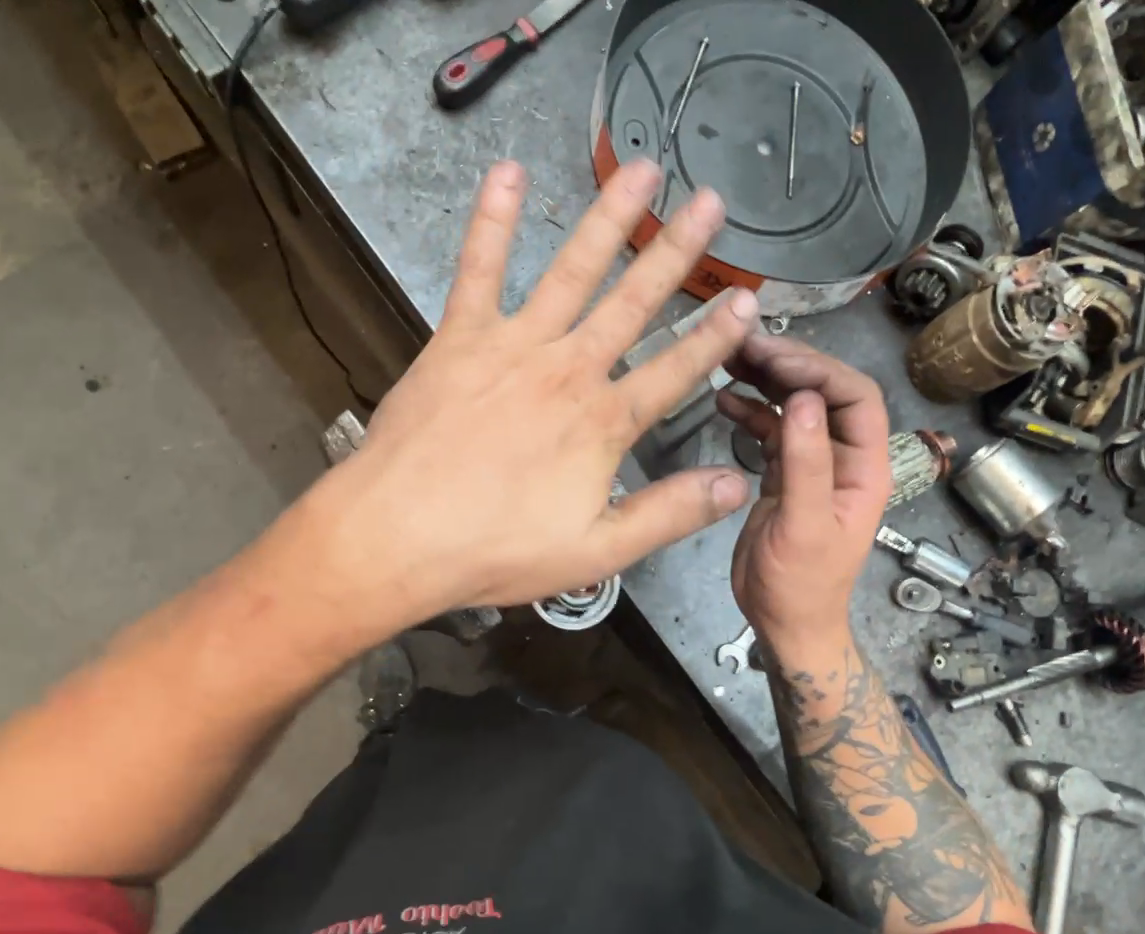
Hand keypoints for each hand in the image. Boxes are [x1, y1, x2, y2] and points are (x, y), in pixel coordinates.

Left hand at [304, 159, 757, 625]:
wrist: (396, 535)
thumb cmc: (495, 550)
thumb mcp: (596, 551)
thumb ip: (668, 514)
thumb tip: (736, 487)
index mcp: (603, 423)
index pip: (675, 370)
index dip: (715, 337)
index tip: (747, 300)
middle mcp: (567, 371)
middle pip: (634, 303)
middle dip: (678, 252)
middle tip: (711, 203)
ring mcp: (513, 347)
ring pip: (572, 272)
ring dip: (611, 219)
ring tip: (643, 172)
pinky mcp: (460, 338)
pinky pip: (478, 269)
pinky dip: (492, 220)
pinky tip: (508, 173)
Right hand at [720, 336, 892, 653]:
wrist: (784, 622)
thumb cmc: (803, 583)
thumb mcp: (805, 525)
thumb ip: (806, 463)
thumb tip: (805, 398)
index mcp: (864, 466)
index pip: (857, 398)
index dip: (821, 371)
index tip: (775, 361)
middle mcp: (842, 457)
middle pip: (824, 393)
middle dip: (788, 366)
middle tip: (744, 346)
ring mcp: (811, 463)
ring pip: (795, 406)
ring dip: (765, 381)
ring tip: (728, 359)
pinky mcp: (782, 475)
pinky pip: (770, 431)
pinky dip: (749, 411)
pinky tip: (723, 399)